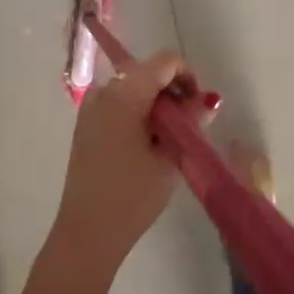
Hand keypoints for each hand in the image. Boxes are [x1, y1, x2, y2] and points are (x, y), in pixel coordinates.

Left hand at [51, 51, 218, 268]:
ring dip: (156, 102)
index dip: (188, 76)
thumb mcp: (169, 158)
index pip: (164, 61)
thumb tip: (208, 101)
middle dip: (173, 90)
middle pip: (147, 71)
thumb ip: (190, 121)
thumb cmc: (132, 195)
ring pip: (132, 88)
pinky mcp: (85, 124)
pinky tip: (148, 143)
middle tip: (189, 124)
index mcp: (124, 93)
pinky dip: (138, 112)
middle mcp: (104, 91)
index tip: (199, 107)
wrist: (86, 232)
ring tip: (170, 137)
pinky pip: (118, 103)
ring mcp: (90, 107)